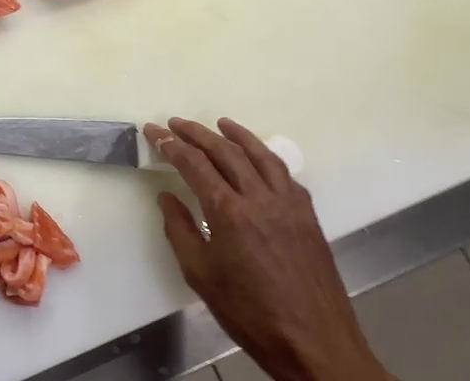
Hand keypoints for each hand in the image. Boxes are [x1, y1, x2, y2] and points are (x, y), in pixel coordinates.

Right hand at [143, 118, 393, 380]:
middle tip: (176, 123)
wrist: (315, 345)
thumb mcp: (200, 274)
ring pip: (262, 157)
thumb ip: (180, 229)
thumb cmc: (249, 313)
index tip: (154, 131)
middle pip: (226, 152)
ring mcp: (289, 207)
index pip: (194, 164)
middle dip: (197, 133)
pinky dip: (267, 160)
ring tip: (220, 124)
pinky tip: (259, 160)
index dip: (171, 144)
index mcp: (229, 212)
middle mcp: (260, 200)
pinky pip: (286, 177)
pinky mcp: (309, 219)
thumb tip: (167, 197)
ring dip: (237, 136)